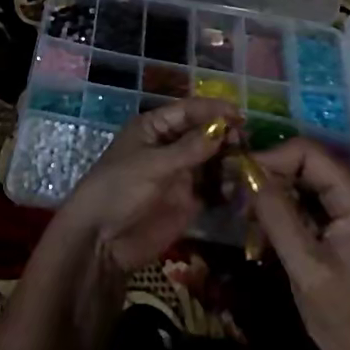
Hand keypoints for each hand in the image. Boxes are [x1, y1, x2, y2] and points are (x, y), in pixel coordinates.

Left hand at [52, 98, 236, 273]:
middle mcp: (169, 146)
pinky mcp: (189, 200)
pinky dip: (228, 187)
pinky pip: (214, 188)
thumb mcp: (152, 165)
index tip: (240, 116)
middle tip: (245, 145)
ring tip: (246, 167)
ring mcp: (180, 173)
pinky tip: (240, 190)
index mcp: (153, 128)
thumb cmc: (119, 189)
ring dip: (230, 162)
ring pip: (213, 160)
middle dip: (225, 136)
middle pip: (204, 134)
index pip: (187, 111)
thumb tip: (221, 129)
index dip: (213, 111)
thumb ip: (188, 149)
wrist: (102, 239)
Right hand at [250, 137, 349, 349]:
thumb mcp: (304, 266)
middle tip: (237, 199)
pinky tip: (262, 232)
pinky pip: (307, 202)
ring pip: (302, 182)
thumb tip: (245, 171)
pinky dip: (282, 211)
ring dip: (272, 196)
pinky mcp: (343, 227)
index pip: (310, 154)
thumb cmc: (343, 318)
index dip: (271, 158)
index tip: (238, 178)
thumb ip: (277, 214)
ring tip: (247, 220)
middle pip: (305, 164)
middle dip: (269, 177)